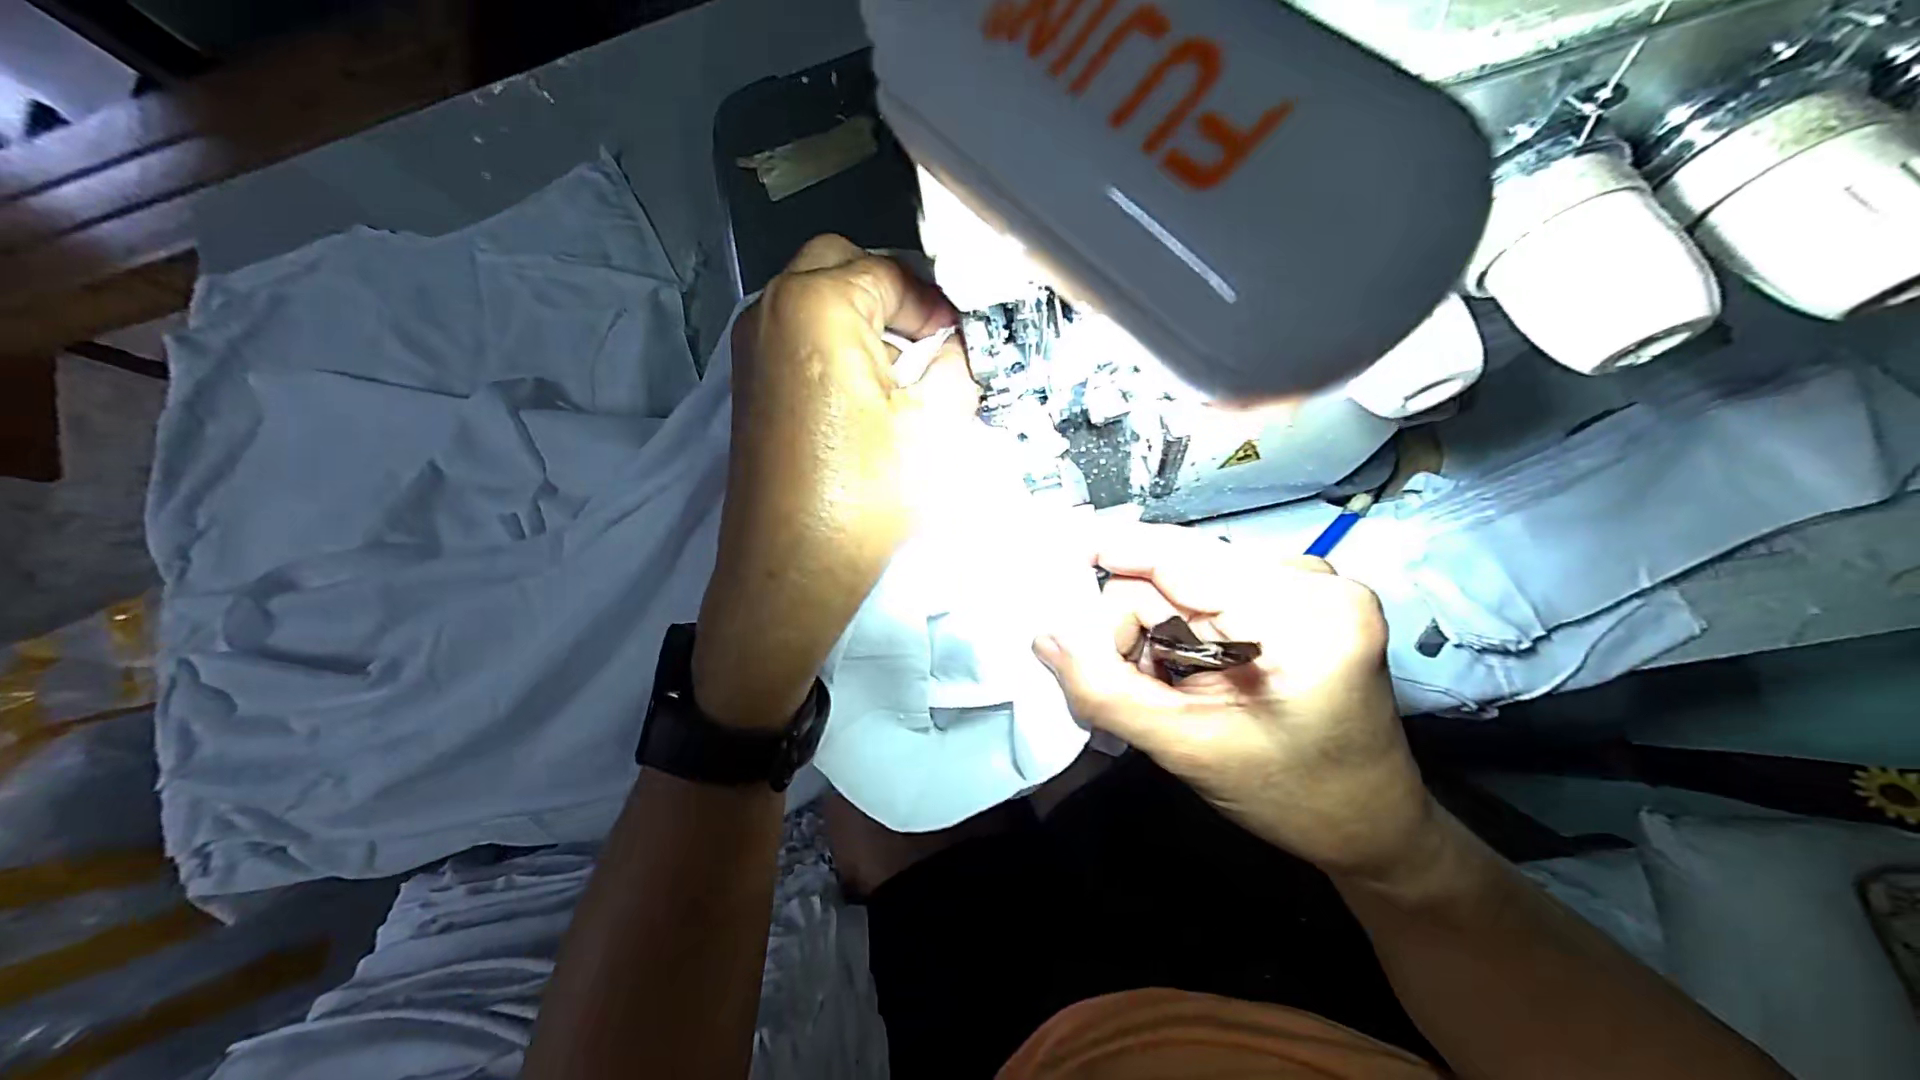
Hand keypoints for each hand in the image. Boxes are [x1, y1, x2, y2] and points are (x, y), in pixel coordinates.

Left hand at [694, 236, 979, 729]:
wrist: (792, 568)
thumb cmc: (865, 494)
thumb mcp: (933, 424)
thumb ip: (958, 365)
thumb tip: (964, 343)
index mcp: (816, 304)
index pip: (889, 270)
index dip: (935, 302)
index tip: (962, 338)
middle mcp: (771, 310)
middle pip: (841, 268)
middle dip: (893, 296)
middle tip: (931, 342)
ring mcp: (751, 348)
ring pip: (814, 301)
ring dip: (862, 319)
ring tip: (904, 371)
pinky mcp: (748, 384)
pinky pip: (796, 337)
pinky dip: (834, 344)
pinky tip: (866, 391)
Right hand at [1033, 524, 1439, 884]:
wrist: (1370, 824)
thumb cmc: (1294, 799)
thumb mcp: (1187, 749)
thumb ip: (1106, 693)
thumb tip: (1047, 639)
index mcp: (1303, 617)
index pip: (1180, 558)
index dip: (1110, 554)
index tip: (1054, 567)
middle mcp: (1312, 583)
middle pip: (1177, 575)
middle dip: (1134, 628)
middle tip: (1125, 684)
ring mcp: (1310, 586)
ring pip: (1187, 585)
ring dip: (1156, 634)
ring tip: (1162, 689)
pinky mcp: (1302, 597)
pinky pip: (1212, 594)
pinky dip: (1184, 630)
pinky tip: (1187, 672)